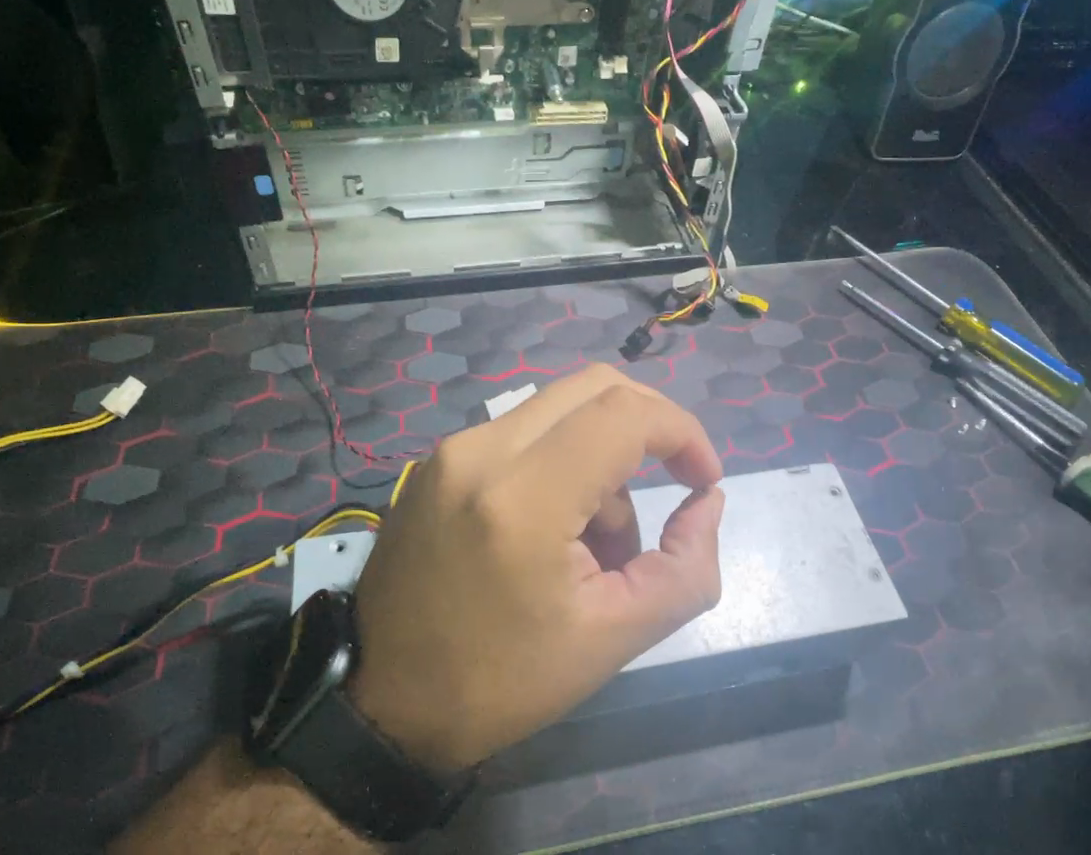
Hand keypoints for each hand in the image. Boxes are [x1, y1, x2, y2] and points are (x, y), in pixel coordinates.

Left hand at [347, 364, 725, 772]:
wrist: (383, 703)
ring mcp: (450, 451)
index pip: (624, 415)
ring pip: (558, 411)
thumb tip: (707, 502)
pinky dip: (560, 465)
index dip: (683, 433)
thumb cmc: (500, 680)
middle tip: (675, 482)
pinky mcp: (436, 463)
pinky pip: (520, 434)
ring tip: (599, 550)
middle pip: (592, 388)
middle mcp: (480, 451)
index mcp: (521, 496)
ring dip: (602, 460)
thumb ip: (685, 568)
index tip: (704, 482)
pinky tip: (553, 536)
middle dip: (650, 426)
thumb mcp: (614, 639)